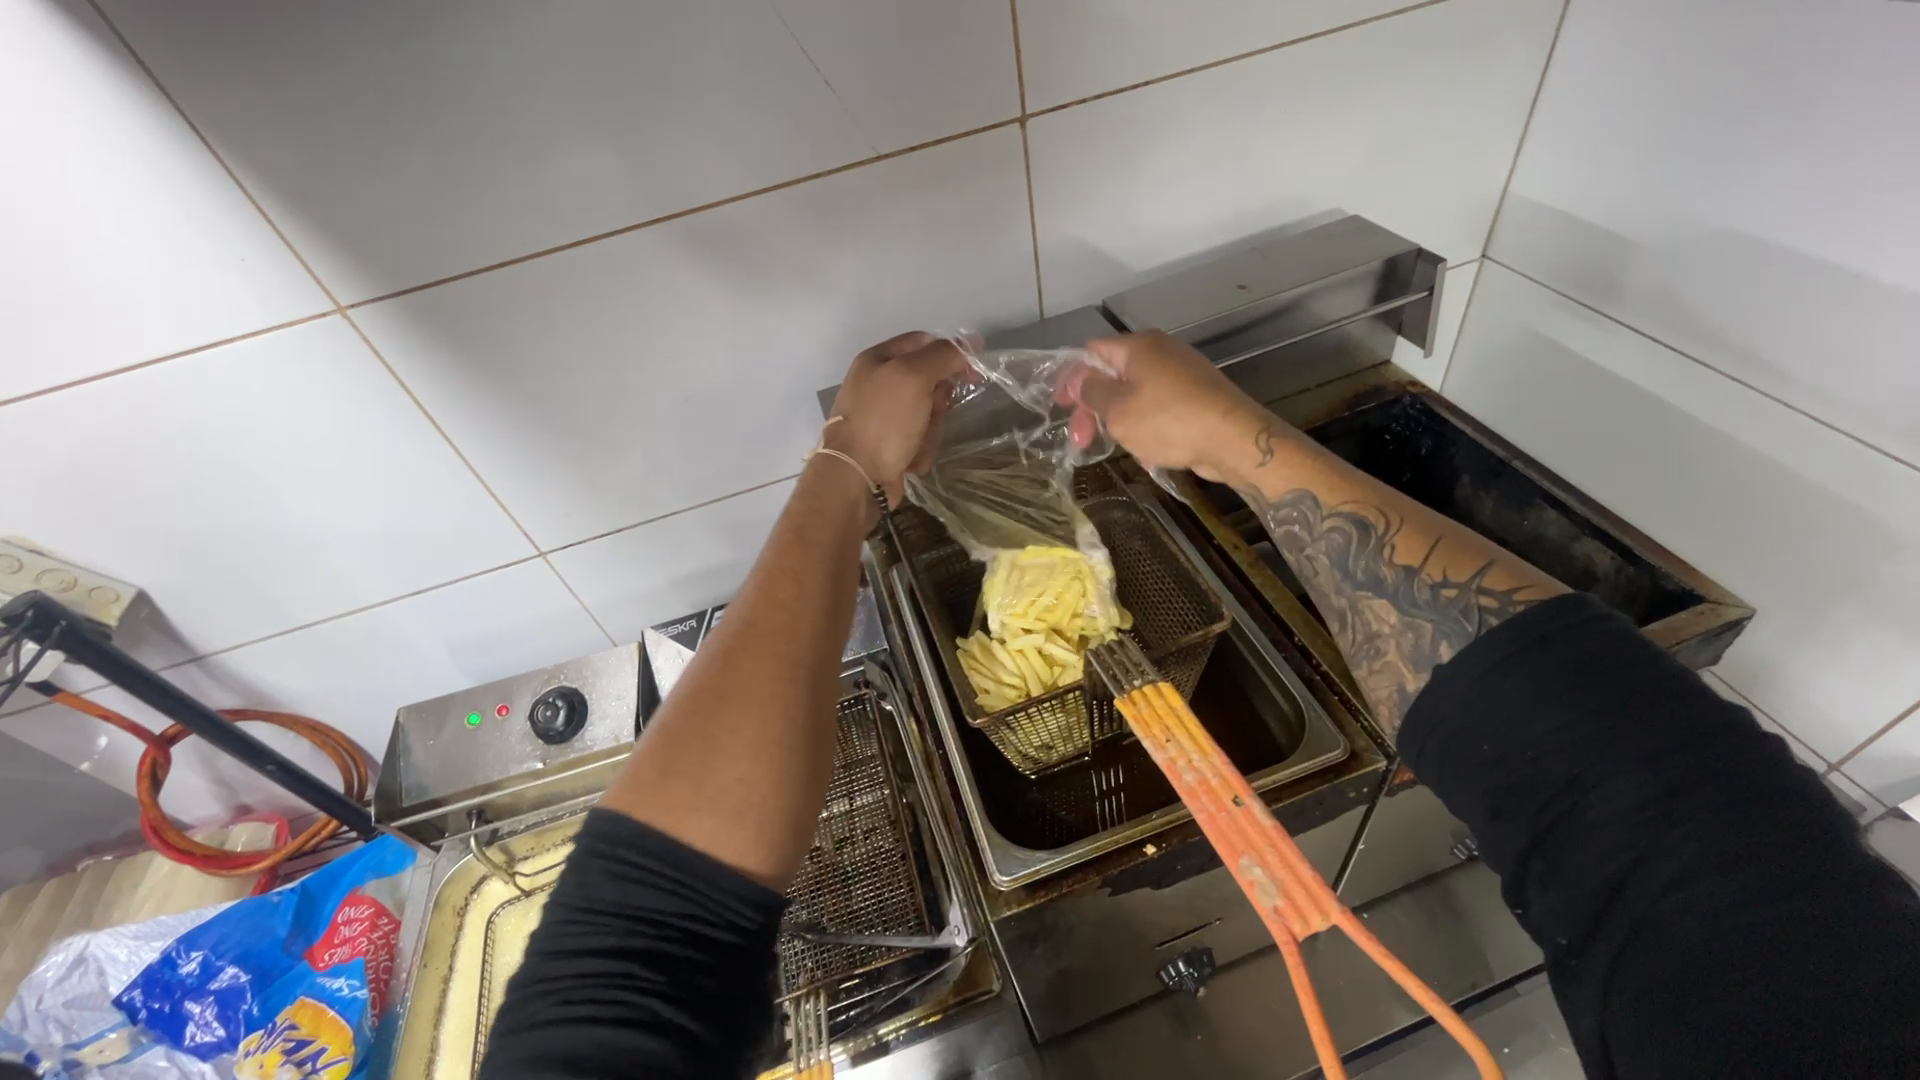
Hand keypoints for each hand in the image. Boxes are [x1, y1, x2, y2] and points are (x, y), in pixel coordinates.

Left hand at [823, 331, 972, 506]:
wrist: (857, 478)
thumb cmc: (883, 421)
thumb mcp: (914, 376)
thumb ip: (943, 355)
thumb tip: (972, 341)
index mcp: (877, 360)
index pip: (923, 342)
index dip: (950, 352)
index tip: (973, 370)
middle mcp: (878, 385)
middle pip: (930, 382)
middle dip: (938, 401)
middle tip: (933, 411)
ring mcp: (884, 418)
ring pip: (929, 414)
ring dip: (931, 430)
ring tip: (916, 442)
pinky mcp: (890, 446)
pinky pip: (921, 441)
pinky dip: (920, 450)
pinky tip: (909, 460)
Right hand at [1056, 331, 1273, 482]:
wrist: (1233, 439)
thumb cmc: (1168, 421)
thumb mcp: (1118, 410)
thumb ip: (1092, 392)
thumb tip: (1077, 378)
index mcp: (1137, 347)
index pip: (1091, 352)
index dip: (1071, 378)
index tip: (1060, 406)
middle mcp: (1160, 351)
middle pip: (1112, 376)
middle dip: (1094, 409)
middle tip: (1082, 441)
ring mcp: (1181, 373)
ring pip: (1135, 396)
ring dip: (1120, 423)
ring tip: (1122, 449)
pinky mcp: (1196, 395)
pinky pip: (1159, 409)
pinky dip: (1147, 428)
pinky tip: (1150, 452)